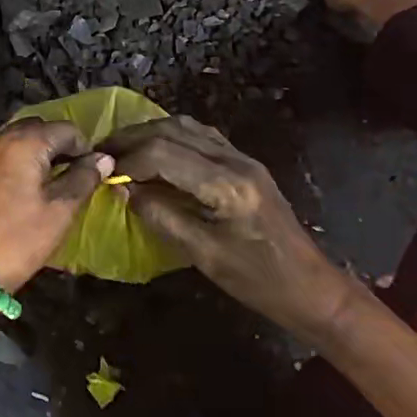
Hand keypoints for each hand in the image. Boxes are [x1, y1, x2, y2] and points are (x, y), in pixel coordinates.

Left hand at [0, 120, 110, 292]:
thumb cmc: (19, 238)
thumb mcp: (60, 210)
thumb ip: (83, 178)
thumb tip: (102, 158)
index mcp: (23, 142)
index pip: (64, 129)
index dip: (83, 147)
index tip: (90, 172)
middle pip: (36, 127)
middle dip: (58, 144)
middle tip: (72, 174)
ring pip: (14, 137)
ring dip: (35, 150)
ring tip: (48, 181)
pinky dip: (14, 158)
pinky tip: (20, 186)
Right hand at [103, 116, 361, 341]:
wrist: (315, 290)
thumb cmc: (259, 281)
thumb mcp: (202, 255)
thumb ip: (158, 215)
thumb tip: (121, 188)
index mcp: (226, 186)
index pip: (161, 153)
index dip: (126, 160)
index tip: (103, 175)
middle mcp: (234, 161)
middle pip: (169, 130)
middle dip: (130, 139)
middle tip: (101, 153)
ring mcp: (241, 158)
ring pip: (183, 125)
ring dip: (146, 133)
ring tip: (121, 150)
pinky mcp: (243, 162)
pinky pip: (197, 134)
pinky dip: (167, 136)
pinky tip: (152, 152)